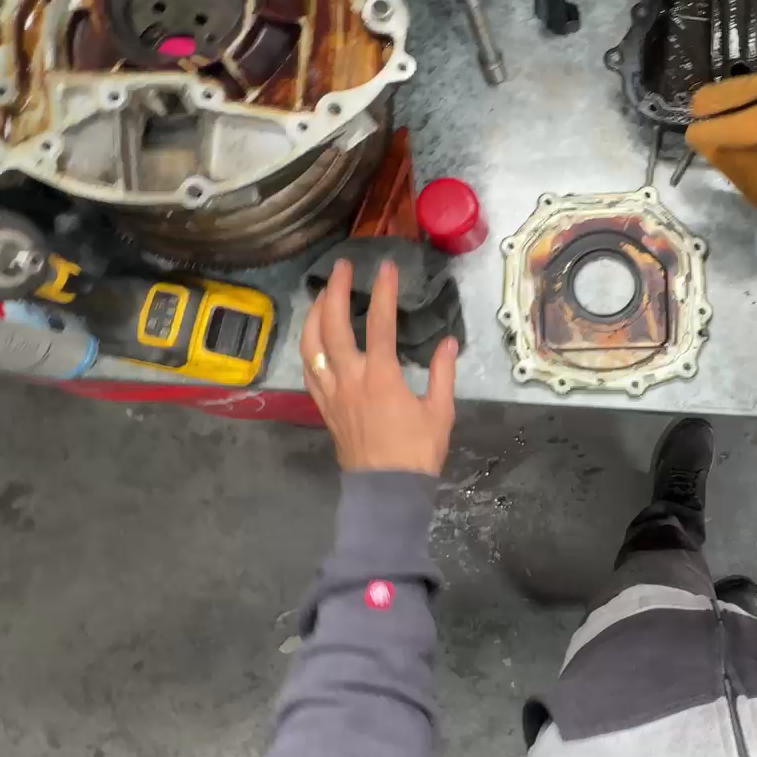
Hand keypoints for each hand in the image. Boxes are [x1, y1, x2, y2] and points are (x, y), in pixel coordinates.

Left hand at [301, 259, 458, 475]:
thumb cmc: (418, 451)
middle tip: (343, 268)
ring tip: (322, 295)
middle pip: (333, 326)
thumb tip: (448, 342)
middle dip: (336, 292)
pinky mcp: (324, 407)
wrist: (387, 488)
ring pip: (311, 346)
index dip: (382, 292)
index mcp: (381, 378)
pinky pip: (308, 370)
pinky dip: (309, 347)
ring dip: (314, 315)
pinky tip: (313, 338)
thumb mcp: (440, 411)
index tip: (385, 267)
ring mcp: (332, 393)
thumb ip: (442, 373)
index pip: (379, 324)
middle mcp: (350, 379)